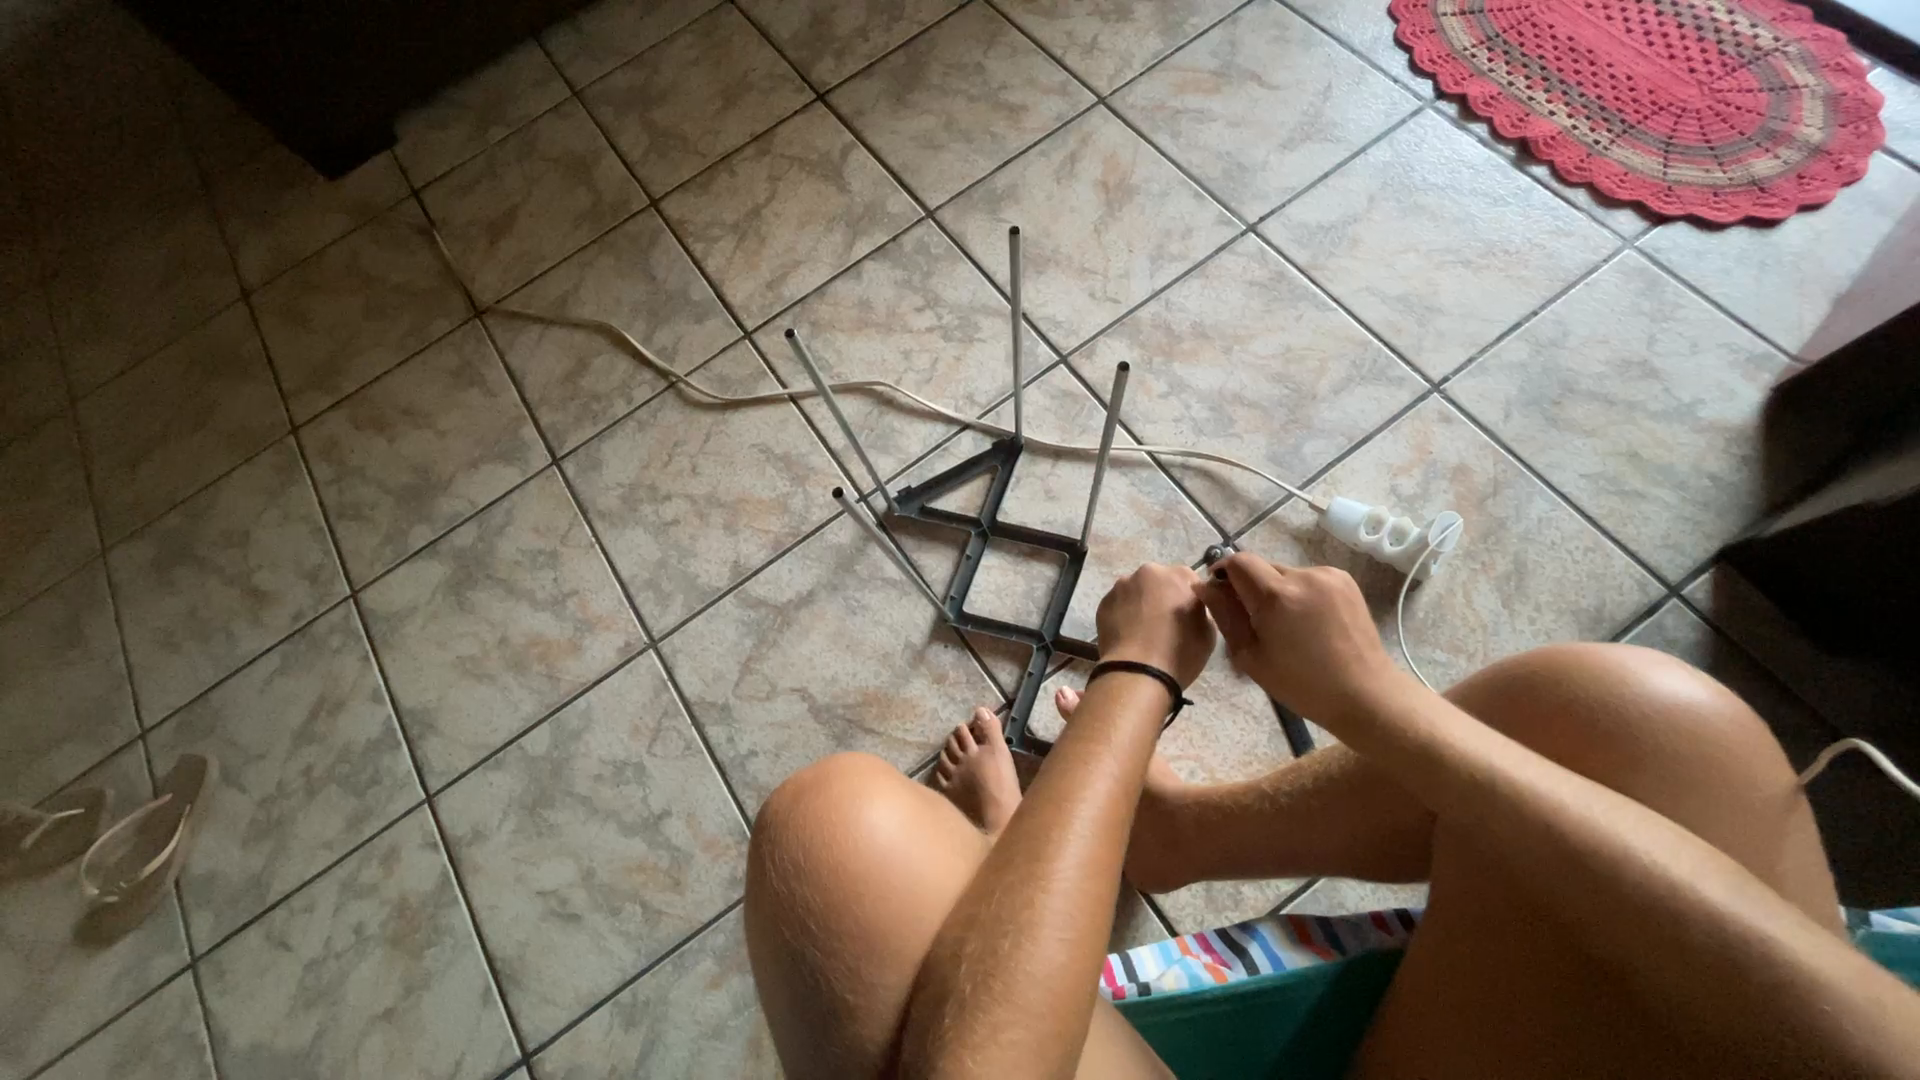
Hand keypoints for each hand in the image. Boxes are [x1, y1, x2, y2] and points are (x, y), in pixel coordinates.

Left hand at [1094, 563, 1214, 688]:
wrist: (1137, 672)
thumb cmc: (1180, 653)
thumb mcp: (1208, 631)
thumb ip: (1200, 609)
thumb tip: (1189, 607)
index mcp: (1177, 575)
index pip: (1188, 579)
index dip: (1189, 597)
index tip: (1189, 614)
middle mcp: (1147, 572)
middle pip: (1159, 581)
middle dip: (1162, 596)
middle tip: (1165, 622)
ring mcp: (1121, 586)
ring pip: (1136, 591)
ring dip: (1141, 603)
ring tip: (1143, 630)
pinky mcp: (1103, 603)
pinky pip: (1119, 605)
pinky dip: (1124, 614)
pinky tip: (1128, 634)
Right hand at [1198, 553, 1403, 724]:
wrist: (1364, 694)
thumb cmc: (1301, 684)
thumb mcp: (1250, 656)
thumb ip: (1225, 615)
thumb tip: (1203, 586)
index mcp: (1276, 596)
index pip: (1237, 562)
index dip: (1222, 573)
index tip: (1220, 594)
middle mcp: (1303, 575)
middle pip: (1261, 567)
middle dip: (1250, 586)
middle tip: (1253, 620)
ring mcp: (1328, 575)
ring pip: (1285, 573)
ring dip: (1275, 590)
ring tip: (1285, 624)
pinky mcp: (1345, 580)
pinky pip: (1307, 578)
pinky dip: (1299, 592)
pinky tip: (1307, 621)